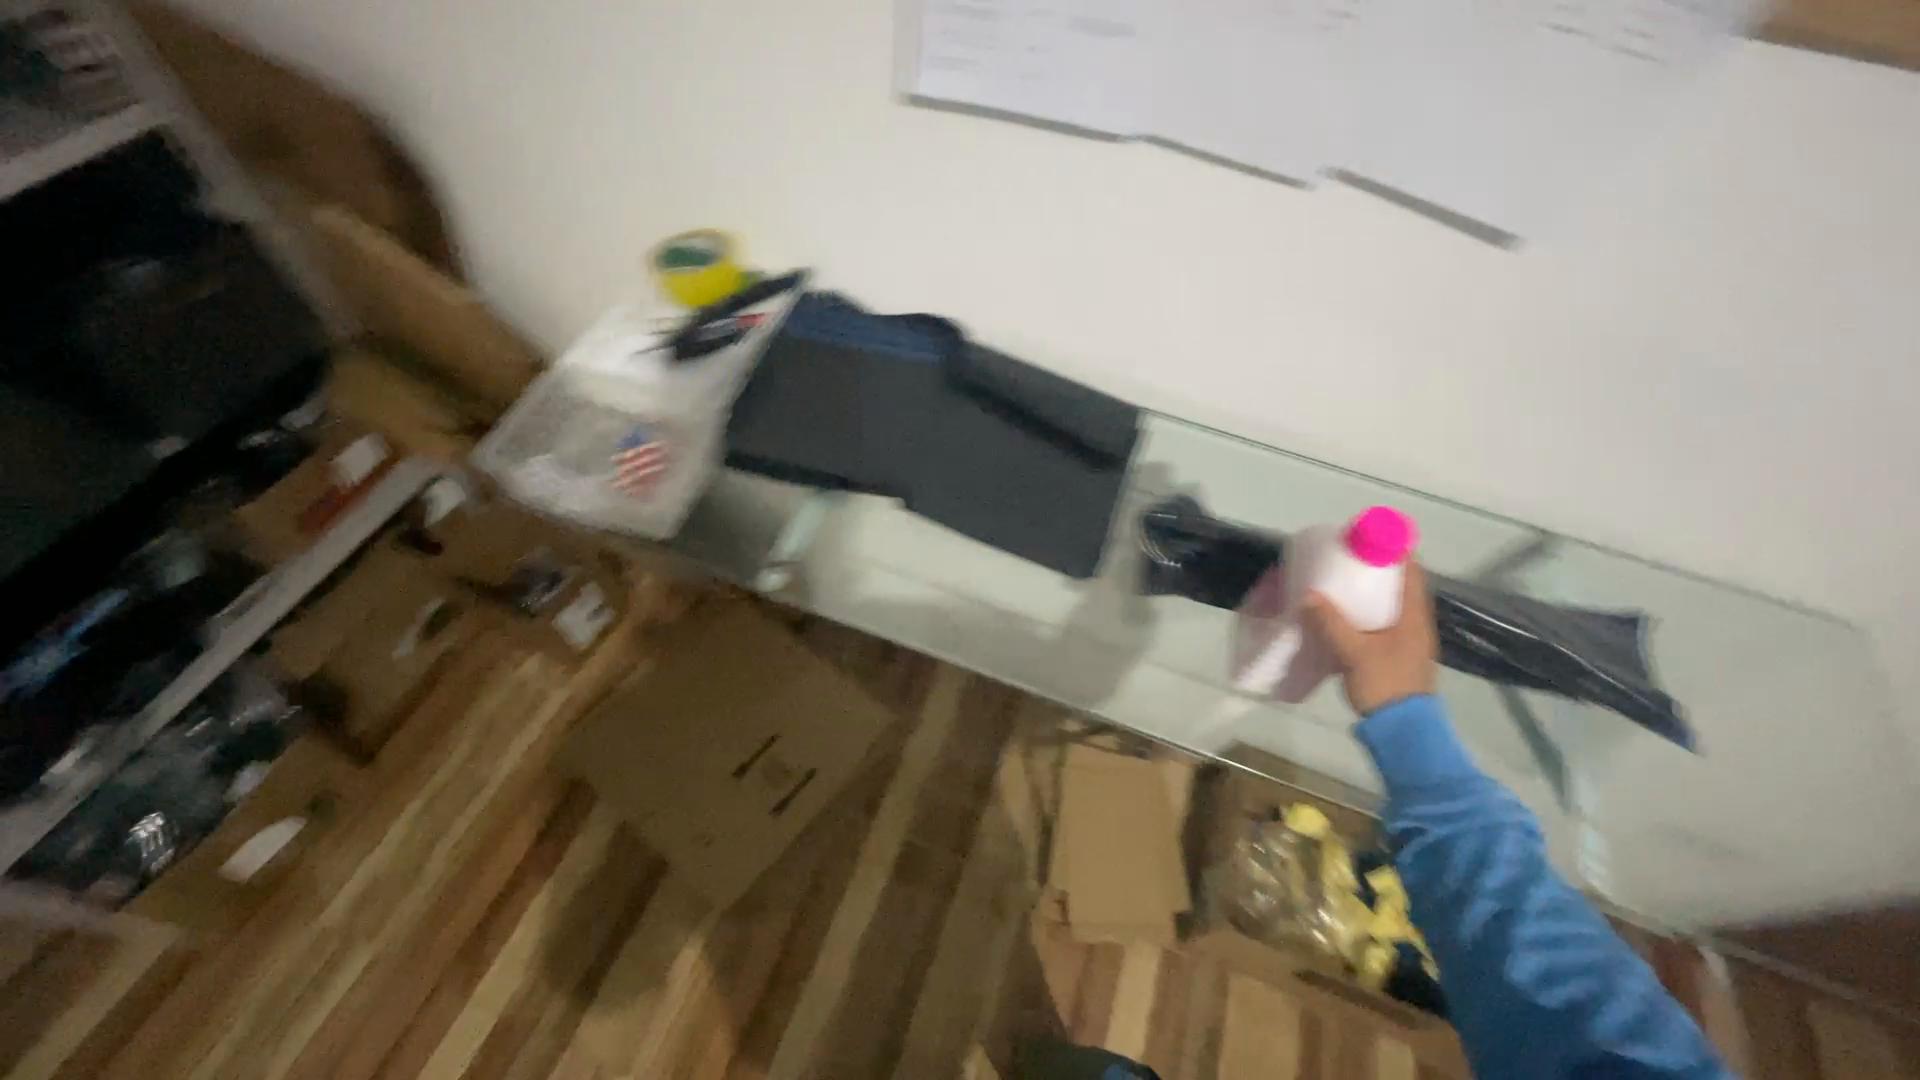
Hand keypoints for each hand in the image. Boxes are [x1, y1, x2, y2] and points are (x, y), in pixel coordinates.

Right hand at [1303, 563, 1437, 716]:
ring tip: (1342, 585)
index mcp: (1413, 616)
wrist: (1404, 730)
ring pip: (1391, 607)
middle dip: (1377, 571)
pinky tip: (1345, 618)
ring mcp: (1409, 642)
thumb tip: (1308, 594)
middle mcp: (1416, 624)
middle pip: (1400, 587)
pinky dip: (1367, 615)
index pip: (1412, 573)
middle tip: (1348, 560)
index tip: (1371, 539)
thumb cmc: (1385, 684)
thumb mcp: (1353, 652)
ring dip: (1371, 594)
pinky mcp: (1398, 656)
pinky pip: (1383, 624)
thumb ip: (1330, 623)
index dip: (1396, 552)